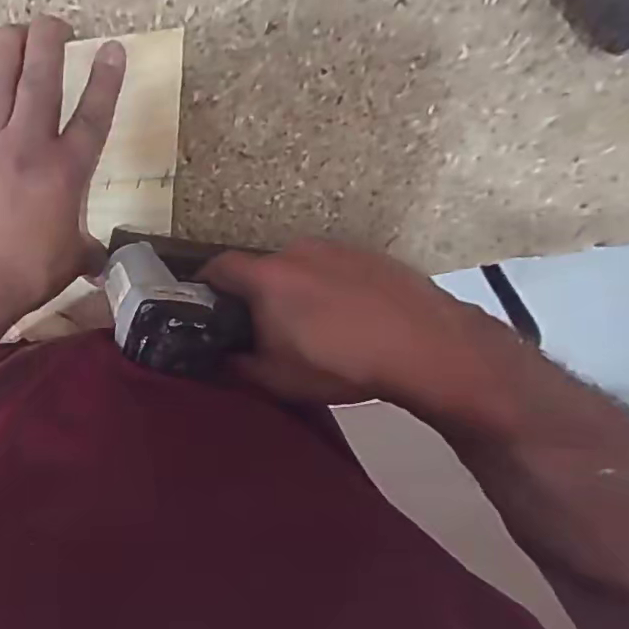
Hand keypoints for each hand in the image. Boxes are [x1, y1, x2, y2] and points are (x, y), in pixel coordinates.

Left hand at [0, 16, 125, 321]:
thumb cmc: (37, 271)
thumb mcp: (78, 258)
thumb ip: (93, 250)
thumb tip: (104, 265)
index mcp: (67, 171)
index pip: (92, 116)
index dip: (106, 81)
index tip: (113, 48)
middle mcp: (31, 146)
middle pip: (41, 81)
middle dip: (49, 43)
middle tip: (56, 21)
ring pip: (0, 83)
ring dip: (8, 49)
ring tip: (16, 26)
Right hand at [200, 240, 520, 426]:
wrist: (423, 345)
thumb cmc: (343, 363)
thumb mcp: (278, 379)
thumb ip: (238, 366)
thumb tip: (223, 358)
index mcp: (267, 278)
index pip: (218, 267)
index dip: (205, 286)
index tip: (206, 307)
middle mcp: (298, 252)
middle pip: (261, 269)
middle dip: (256, 297)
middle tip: (266, 332)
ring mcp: (337, 249)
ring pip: (300, 269)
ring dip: (296, 292)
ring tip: (314, 330)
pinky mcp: (369, 255)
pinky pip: (334, 270)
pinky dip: (329, 289)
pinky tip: (348, 320)